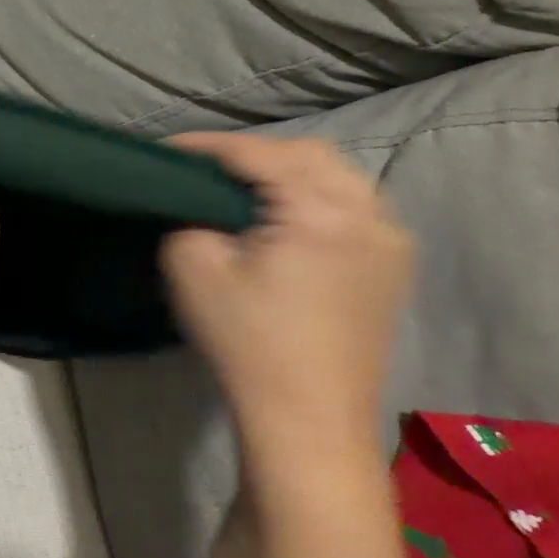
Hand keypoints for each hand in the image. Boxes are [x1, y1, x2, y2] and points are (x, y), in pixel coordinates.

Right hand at [161, 134, 414, 439]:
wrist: (308, 412)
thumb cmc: (246, 337)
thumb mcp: (192, 263)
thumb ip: (190, 214)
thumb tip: (196, 199)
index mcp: (320, 213)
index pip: (258, 153)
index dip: (205, 144)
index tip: (164, 150)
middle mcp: (368, 217)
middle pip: (309, 154)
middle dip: (253, 152)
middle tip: (205, 168)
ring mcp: (390, 242)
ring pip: (340, 175)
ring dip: (290, 170)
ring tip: (244, 186)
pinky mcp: (394, 267)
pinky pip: (358, 204)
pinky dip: (319, 193)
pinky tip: (288, 213)